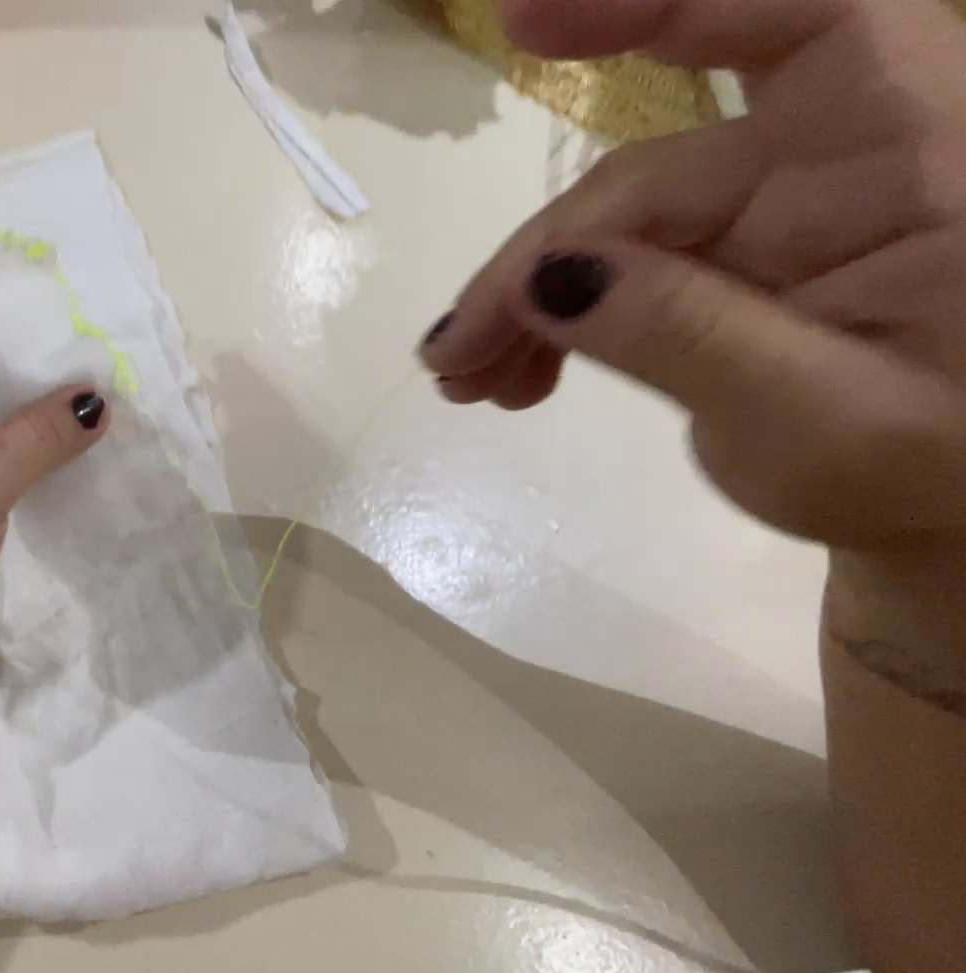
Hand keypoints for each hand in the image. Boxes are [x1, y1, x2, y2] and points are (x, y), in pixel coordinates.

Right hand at [419, 0, 965, 562]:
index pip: (800, 24)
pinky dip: (550, 325)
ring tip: (470, 385)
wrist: (963, 524)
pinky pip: (611, 276)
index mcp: (910, 162)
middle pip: (636, 182)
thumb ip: (683, 338)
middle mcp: (837, 167)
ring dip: (521, 309)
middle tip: (453, 362)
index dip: (657, 8)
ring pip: (605, 235)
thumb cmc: (936, 479)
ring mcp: (774, 218)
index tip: (521, 25)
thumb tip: (544, 279)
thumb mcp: (818, 423)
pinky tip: (513, 379)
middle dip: (526, 272)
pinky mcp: (730, 265)